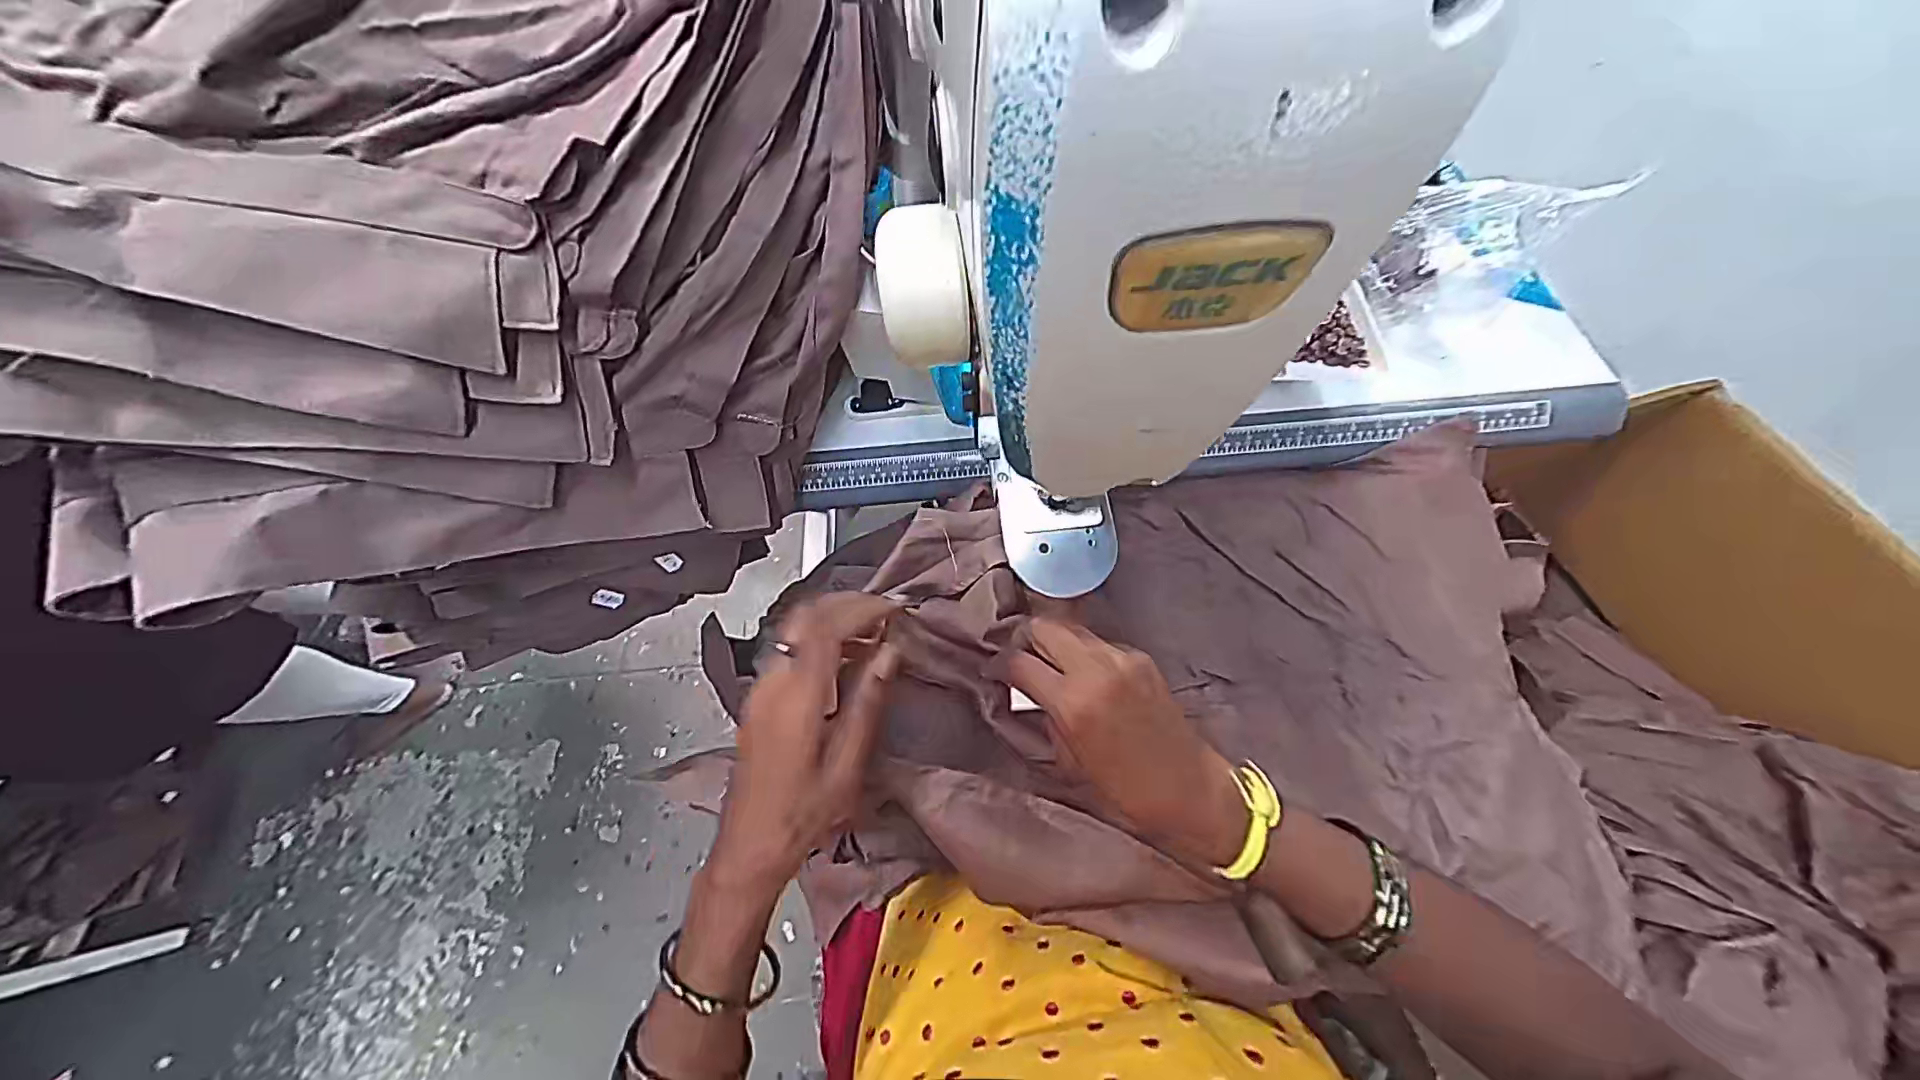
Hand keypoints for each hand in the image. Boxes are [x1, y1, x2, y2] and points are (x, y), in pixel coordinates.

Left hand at [709, 592, 901, 892]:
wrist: (749, 846)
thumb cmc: (802, 814)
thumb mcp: (847, 765)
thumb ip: (868, 702)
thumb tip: (889, 653)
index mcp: (796, 698)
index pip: (827, 628)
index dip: (863, 608)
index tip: (894, 609)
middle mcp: (772, 682)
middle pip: (805, 615)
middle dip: (847, 603)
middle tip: (885, 612)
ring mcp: (760, 687)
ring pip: (796, 628)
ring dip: (834, 619)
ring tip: (873, 632)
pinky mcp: (758, 697)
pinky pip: (791, 649)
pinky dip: (820, 638)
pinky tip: (846, 657)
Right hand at [1001, 617, 1246, 867]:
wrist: (1189, 787)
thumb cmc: (1124, 790)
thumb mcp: (1068, 761)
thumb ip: (1041, 718)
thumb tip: (1018, 693)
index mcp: (1073, 703)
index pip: (1019, 661)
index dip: (997, 663)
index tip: (992, 671)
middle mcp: (1096, 669)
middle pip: (1043, 626)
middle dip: (1023, 638)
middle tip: (1017, 657)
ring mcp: (1122, 658)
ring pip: (1071, 628)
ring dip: (1053, 640)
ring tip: (1046, 661)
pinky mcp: (1141, 658)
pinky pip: (1098, 642)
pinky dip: (1082, 651)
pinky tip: (1083, 673)